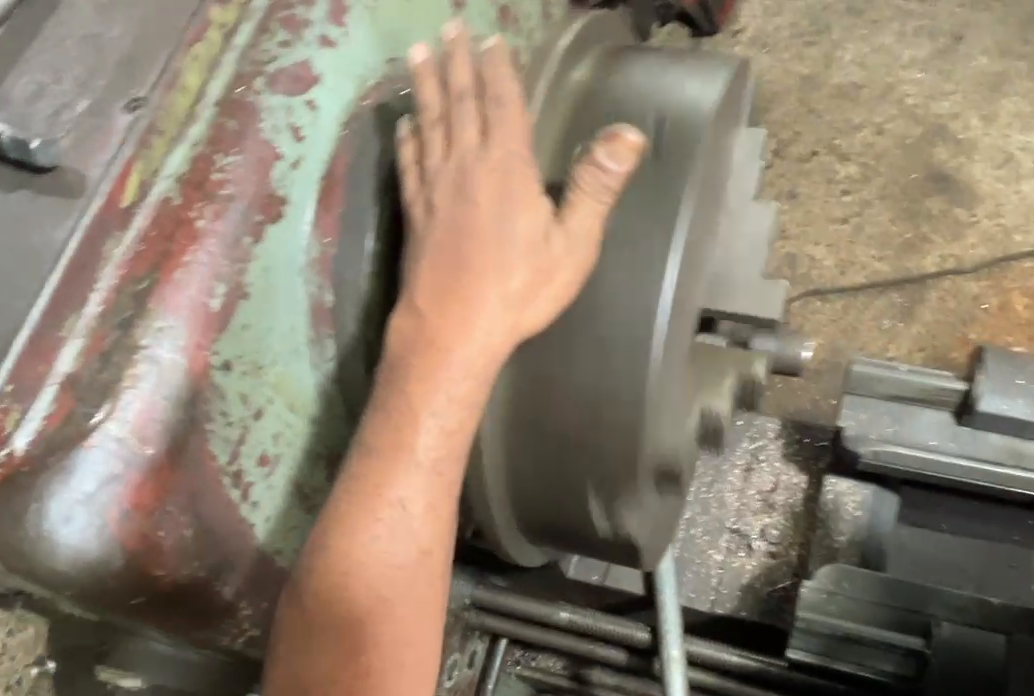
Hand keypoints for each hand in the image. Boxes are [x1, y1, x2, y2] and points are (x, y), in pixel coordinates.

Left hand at [387, 22, 647, 374]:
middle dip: (456, 62)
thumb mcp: (573, 245)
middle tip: (447, 27)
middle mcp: (466, 164)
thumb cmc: (519, 290)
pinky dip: (407, 137)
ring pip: (429, 123)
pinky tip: (404, 124)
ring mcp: (435, 187)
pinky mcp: (415, 211)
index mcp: (508, 166)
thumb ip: (596, 187)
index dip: (498, 69)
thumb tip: (628, 134)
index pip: (502, 103)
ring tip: (417, 53)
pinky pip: (410, 162)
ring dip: (424, 86)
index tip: (489, 38)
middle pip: (460, 101)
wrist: (453, 327)